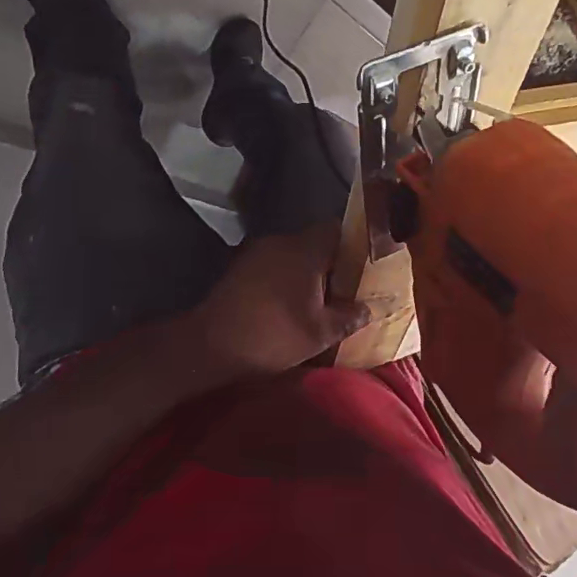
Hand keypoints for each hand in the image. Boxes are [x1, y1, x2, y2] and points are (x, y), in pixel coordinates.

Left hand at [197, 223, 372, 379]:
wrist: (208, 347)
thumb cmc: (273, 335)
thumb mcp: (321, 333)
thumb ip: (350, 316)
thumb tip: (368, 309)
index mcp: (305, 249)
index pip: (337, 229)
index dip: (354, 245)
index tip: (364, 267)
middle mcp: (280, 242)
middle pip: (316, 243)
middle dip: (332, 264)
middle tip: (346, 290)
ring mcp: (256, 253)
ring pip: (294, 256)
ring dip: (307, 274)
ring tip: (319, 302)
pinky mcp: (239, 269)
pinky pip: (274, 266)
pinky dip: (285, 281)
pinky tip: (290, 306)